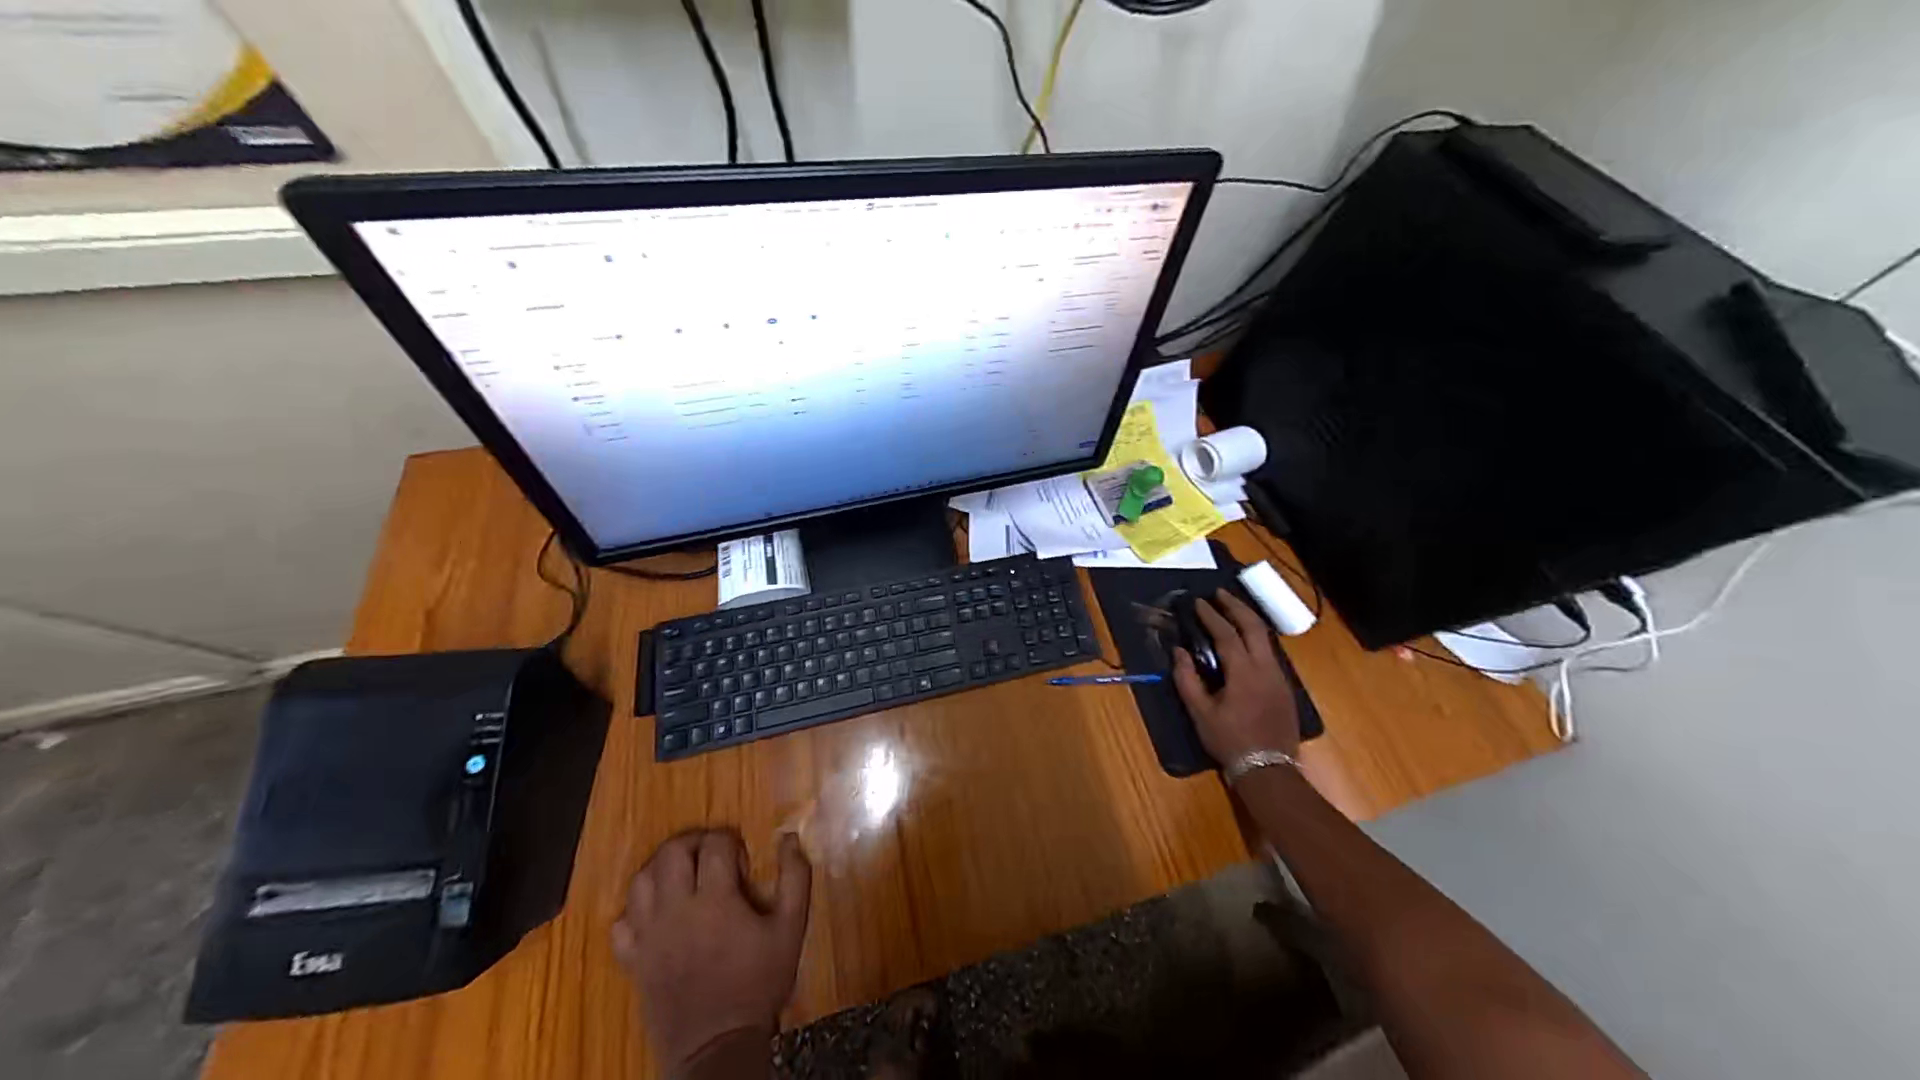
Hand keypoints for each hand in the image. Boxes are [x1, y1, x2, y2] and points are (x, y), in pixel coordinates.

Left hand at [612, 829, 811, 1075]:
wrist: (717, 1045)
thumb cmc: (758, 984)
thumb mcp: (791, 929)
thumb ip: (795, 878)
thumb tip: (789, 838)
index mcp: (715, 899)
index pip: (714, 844)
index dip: (729, 841)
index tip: (741, 860)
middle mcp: (676, 909)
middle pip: (671, 853)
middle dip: (693, 842)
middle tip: (711, 855)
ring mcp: (649, 935)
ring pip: (641, 880)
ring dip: (662, 868)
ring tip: (683, 875)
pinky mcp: (633, 960)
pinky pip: (621, 923)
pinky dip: (635, 911)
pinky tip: (657, 914)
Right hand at [1171, 589, 1301, 764]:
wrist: (1269, 769)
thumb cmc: (1230, 740)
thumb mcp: (1200, 712)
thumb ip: (1187, 679)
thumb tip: (1178, 652)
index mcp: (1244, 672)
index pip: (1227, 634)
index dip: (1212, 615)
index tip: (1199, 602)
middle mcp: (1266, 668)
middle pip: (1254, 627)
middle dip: (1237, 606)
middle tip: (1220, 594)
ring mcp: (1280, 677)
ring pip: (1266, 638)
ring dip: (1249, 620)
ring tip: (1232, 609)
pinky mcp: (1285, 687)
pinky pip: (1270, 652)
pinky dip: (1256, 637)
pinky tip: (1246, 639)